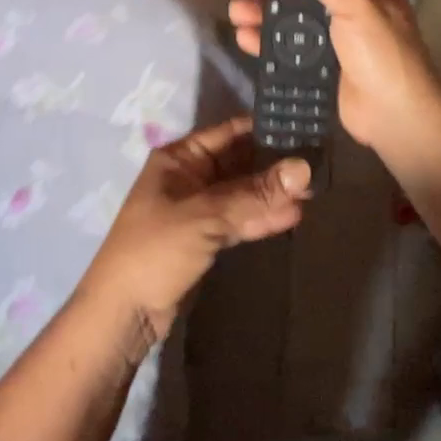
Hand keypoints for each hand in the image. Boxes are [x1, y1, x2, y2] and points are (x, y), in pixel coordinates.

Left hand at [76, 117, 310, 353]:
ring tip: (313, 191)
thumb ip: (255, 194)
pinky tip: (292, 215)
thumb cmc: (155, 251)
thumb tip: (304, 168)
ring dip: (272, 194)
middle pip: (239, 164)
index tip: (303, 127)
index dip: (263, 129)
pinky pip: (239, 220)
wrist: (124, 314)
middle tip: (317, 164)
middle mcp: (189, 178)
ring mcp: (198, 210)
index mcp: (179, 159)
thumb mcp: (206, 217)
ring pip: (242, 194)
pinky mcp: (205, 239)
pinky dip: (261, 217)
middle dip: (274, 166)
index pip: (228, 133)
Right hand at [229, 0, 440, 152]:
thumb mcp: (356, 5)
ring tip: (235, 10)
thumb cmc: (381, 52)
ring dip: (262, 10)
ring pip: (291, 17)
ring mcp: (334, 40)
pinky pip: (286, 49)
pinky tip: (244, 38)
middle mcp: (350, 9)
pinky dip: (264, 42)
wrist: (394, 115)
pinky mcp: (319, 68)